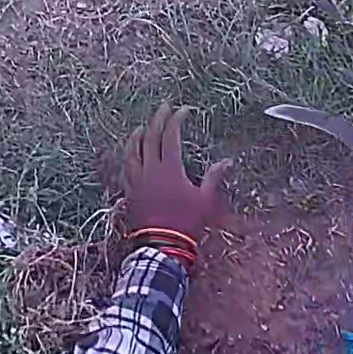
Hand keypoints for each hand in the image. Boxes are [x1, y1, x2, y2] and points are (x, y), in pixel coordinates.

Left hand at [121, 103, 232, 240]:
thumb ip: (213, 177)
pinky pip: (125, 168)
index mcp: (169, 169)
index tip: (183, 110)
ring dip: (138, 136)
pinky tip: (131, 153)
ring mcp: (136, 180)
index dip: (176, 120)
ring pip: (133, 151)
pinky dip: (129, 156)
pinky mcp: (129, 191)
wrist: (162, 245)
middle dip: (158, 120)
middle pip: (150, 137)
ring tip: (143, 127)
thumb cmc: (186, 222)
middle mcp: (150, 170)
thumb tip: (227, 161)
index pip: (170, 136)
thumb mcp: (204, 199)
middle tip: (164, 108)